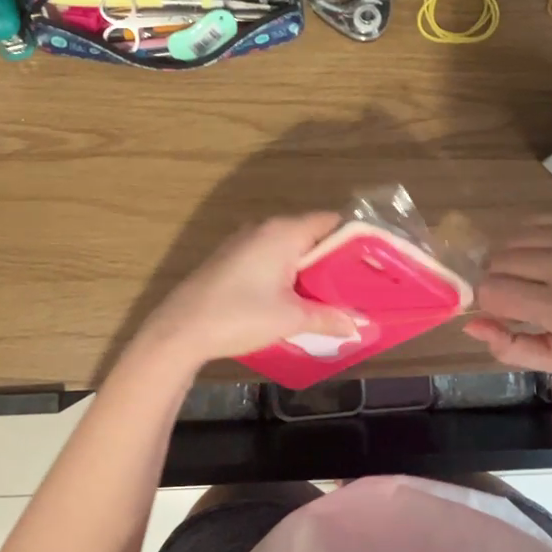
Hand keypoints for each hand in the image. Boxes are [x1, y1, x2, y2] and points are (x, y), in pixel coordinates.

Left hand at [138, 213, 360, 366]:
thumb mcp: (290, 320)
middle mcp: (264, 228)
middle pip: (309, 234)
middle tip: (354, 284)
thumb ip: (327, 318)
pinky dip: (285, 272)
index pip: (330, 222)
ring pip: (287, 248)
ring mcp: (243, 242)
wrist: (180, 329)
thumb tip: (357, 326)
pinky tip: (292, 298)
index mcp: (283, 232)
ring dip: (306, 268)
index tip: (370, 262)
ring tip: (328, 295)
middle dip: (331, 258)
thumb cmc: (240, 316)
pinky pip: (268, 257)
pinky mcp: (229, 259)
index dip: (353, 240)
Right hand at [463, 212, 551, 371]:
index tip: (504, 309)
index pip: (493, 292)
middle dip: (496, 277)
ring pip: (512, 236)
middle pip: (497, 261)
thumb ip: (512, 348)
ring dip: (510, 256)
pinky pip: (536, 220)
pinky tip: (547, 253)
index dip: (490, 302)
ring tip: (528, 271)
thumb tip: (472, 323)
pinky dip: (531, 238)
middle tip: (516, 290)